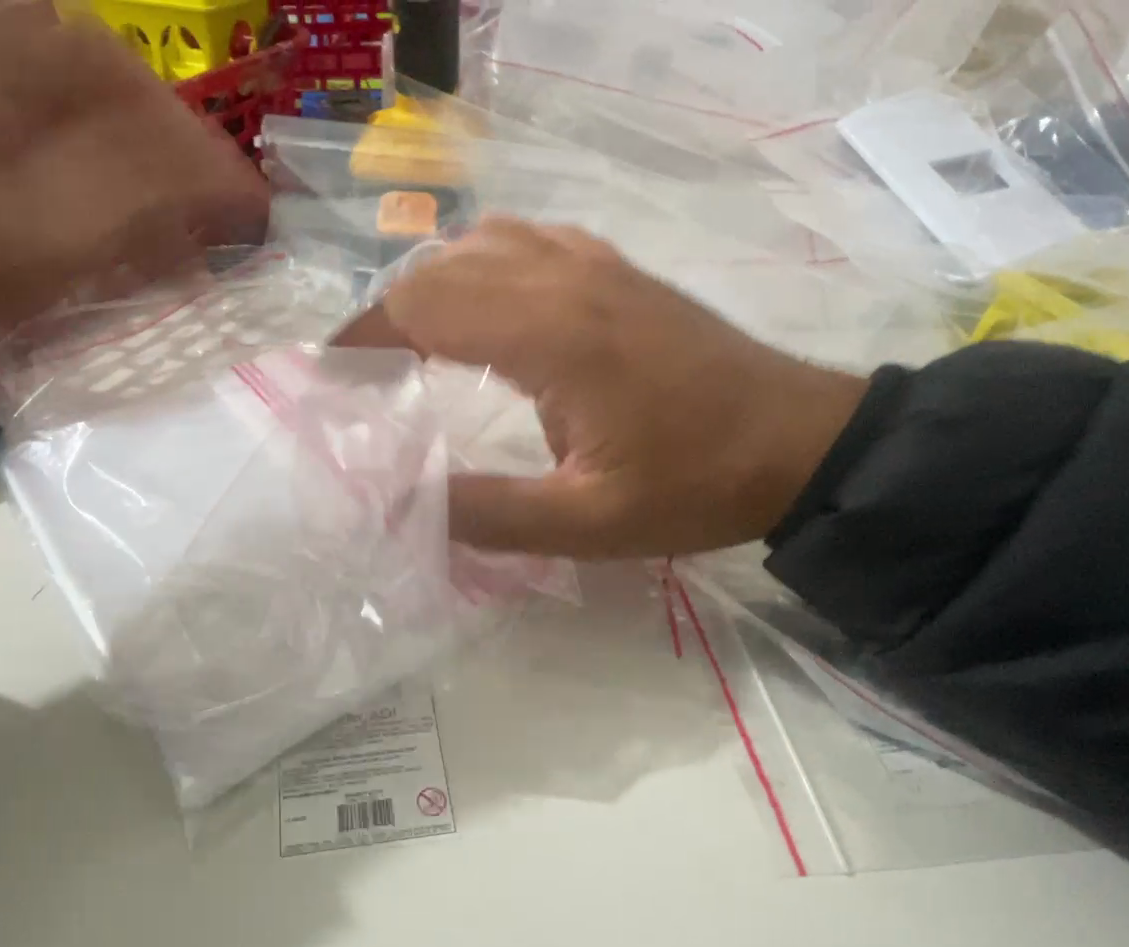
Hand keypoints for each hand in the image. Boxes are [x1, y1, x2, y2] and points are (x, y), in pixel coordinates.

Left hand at [0, 6, 265, 468]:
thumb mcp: (24, 250)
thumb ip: (136, 199)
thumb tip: (227, 179)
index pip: (114, 70)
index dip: (192, 140)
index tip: (243, 210)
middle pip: (82, 98)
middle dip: (156, 169)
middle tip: (198, 244)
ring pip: (47, 136)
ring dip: (113, 192)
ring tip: (150, 261)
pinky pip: (5, 167)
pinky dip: (62, 209)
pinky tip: (79, 261)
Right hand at [381, 219, 868, 557]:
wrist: (801, 442)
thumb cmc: (695, 485)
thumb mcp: (586, 523)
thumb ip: (487, 514)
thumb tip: (402, 505)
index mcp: (548, 333)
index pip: (419, 306)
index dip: (360, 337)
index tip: (328, 379)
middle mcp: (562, 278)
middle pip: (439, 268)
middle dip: (385, 317)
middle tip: (363, 378)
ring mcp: (594, 264)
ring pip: (481, 244)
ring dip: (433, 287)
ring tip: (412, 348)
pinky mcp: (618, 269)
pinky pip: (527, 241)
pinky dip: (483, 266)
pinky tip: (487, 310)